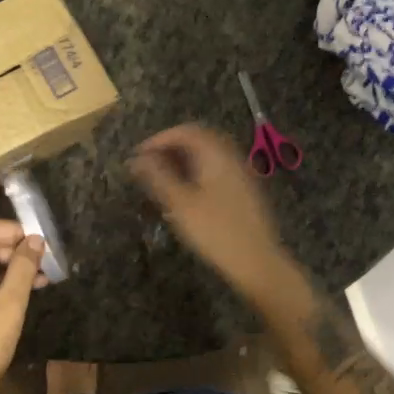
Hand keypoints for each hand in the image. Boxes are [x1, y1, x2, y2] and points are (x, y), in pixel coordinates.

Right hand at [129, 124, 298, 303]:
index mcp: (217, 155)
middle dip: (171, 149)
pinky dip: (196, 174)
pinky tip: (185, 195)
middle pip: (198, 140)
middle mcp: (231, 158)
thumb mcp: (179, 204)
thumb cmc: (215, 231)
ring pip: (208, 157)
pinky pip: (216, 171)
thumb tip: (136, 159)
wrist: (257, 261)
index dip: (159, 139)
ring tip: (162, 180)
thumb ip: (157, 177)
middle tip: (149, 166)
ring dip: (183, 162)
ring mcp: (241, 174)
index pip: (185, 132)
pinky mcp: (244, 192)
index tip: (138, 156)